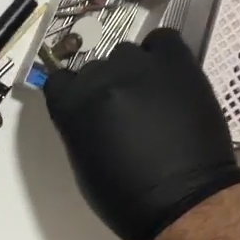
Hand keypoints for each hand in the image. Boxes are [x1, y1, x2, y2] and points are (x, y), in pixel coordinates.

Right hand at [41, 27, 239, 239]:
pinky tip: (165, 76)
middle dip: (102, 87)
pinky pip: (162, 41)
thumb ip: (80, 127)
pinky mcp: (177, 63)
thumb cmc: (122, 196)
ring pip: (126, 54)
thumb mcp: (83, 162)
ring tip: (148, 96)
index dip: (70, 95)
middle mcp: (100, 78)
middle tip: (120, 112)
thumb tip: (91, 113)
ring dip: (131, 72)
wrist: (180, 199)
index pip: (59, 82)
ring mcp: (140, 67)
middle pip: (94, 68)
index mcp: (71, 105)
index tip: (84, 110)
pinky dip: (160, 55)